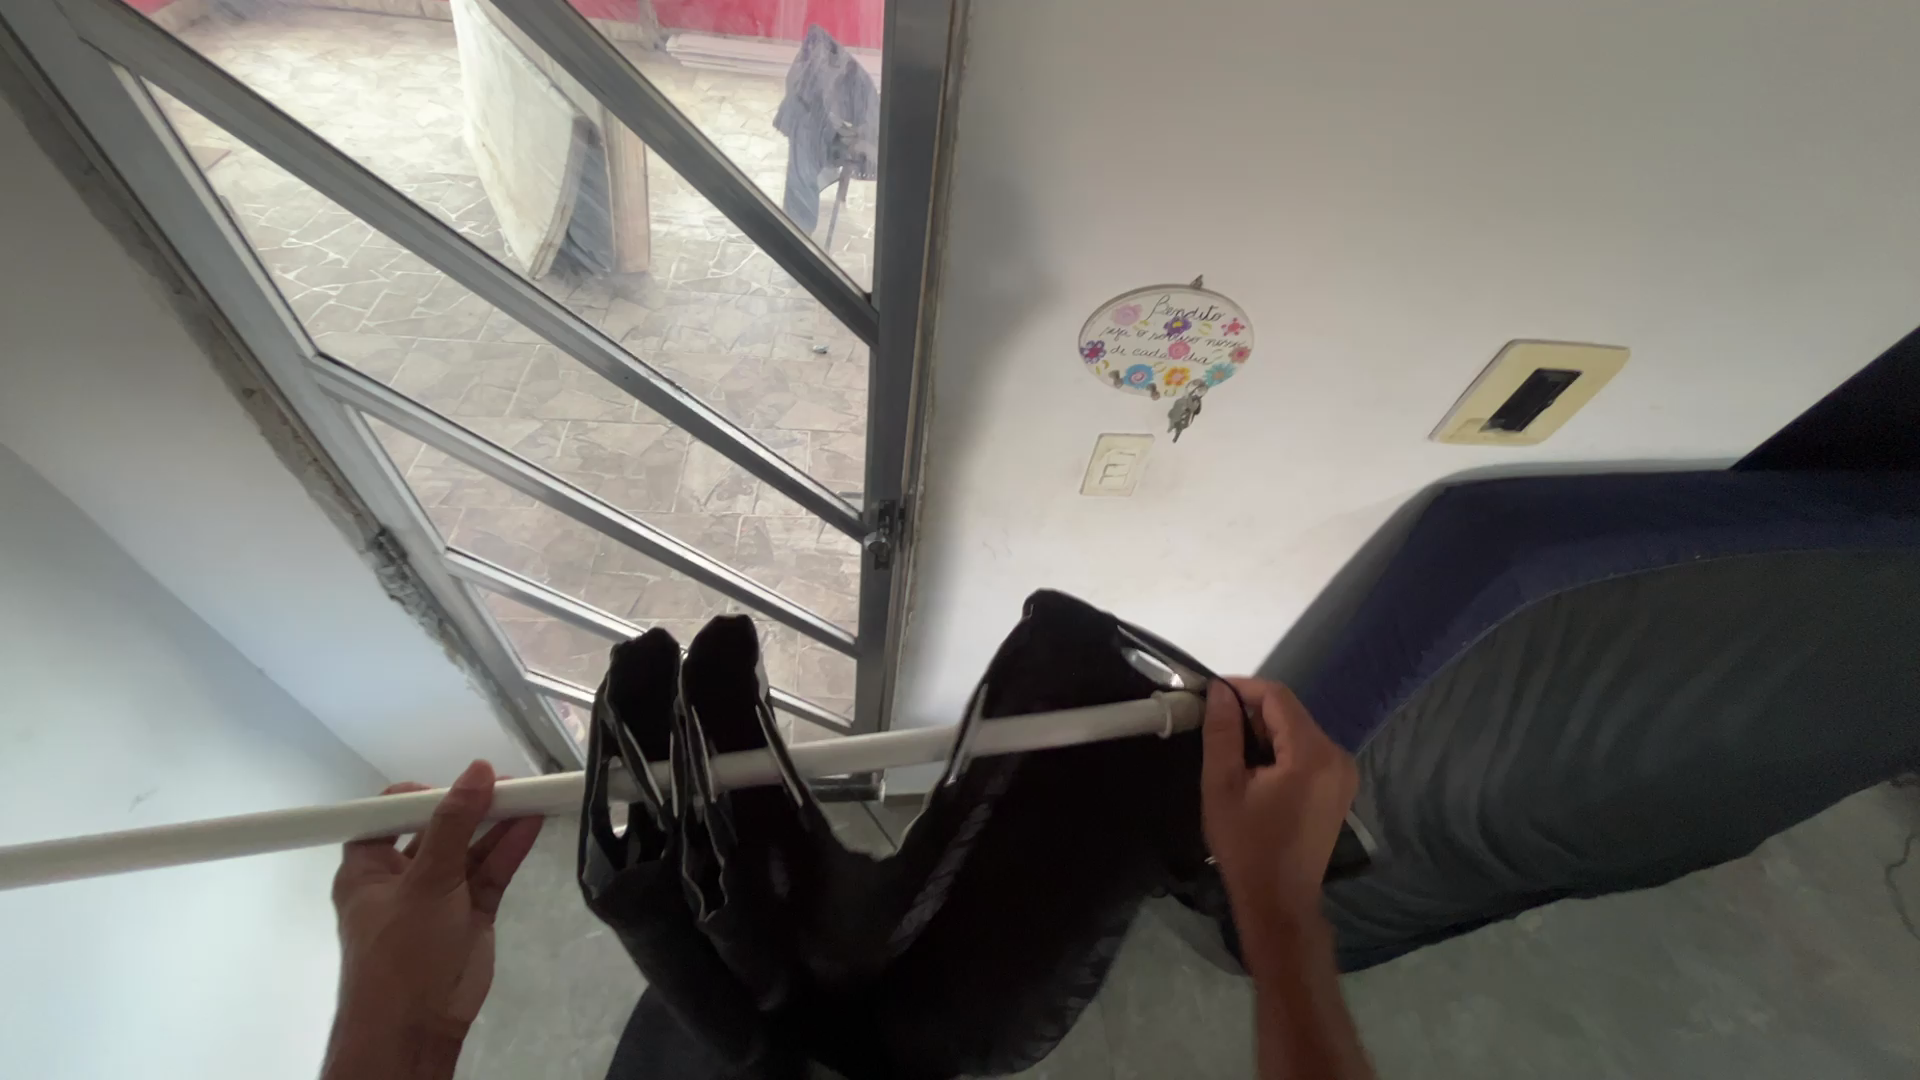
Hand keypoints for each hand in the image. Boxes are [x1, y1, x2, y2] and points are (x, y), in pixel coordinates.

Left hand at [323, 760, 542, 1079]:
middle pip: (441, 826)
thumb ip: (455, 824)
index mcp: (370, 869)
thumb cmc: (401, 951)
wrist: (417, 1026)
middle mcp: (405, 876)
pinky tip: (534, 819)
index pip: (390, 816)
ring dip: (499, 821)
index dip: (422, 796)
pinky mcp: (475, 907)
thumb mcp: (426, 881)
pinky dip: (513, 843)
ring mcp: (442, 892)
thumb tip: (479, 770)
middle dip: (473, 804)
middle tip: (507, 782)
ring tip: (532, 794)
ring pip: (474, 844)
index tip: (458, 784)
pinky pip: (495, 865)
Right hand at [1200, 679, 1357, 920]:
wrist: (1278, 900)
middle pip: (1289, 711)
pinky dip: (1278, 748)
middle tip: (1213, 726)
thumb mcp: (1222, 783)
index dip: (1241, 687)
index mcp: (1312, 754)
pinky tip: (1254, 768)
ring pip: (1296, 729)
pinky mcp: (1339, 786)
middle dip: (1250, 711)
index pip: (1277, 696)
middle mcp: (1337, 756)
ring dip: (1262, 730)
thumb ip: (1222, 731)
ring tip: (1229, 749)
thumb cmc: (1246, 843)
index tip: (1209, 693)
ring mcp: (1343, 773)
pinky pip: (1305, 749)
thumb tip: (1220, 690)